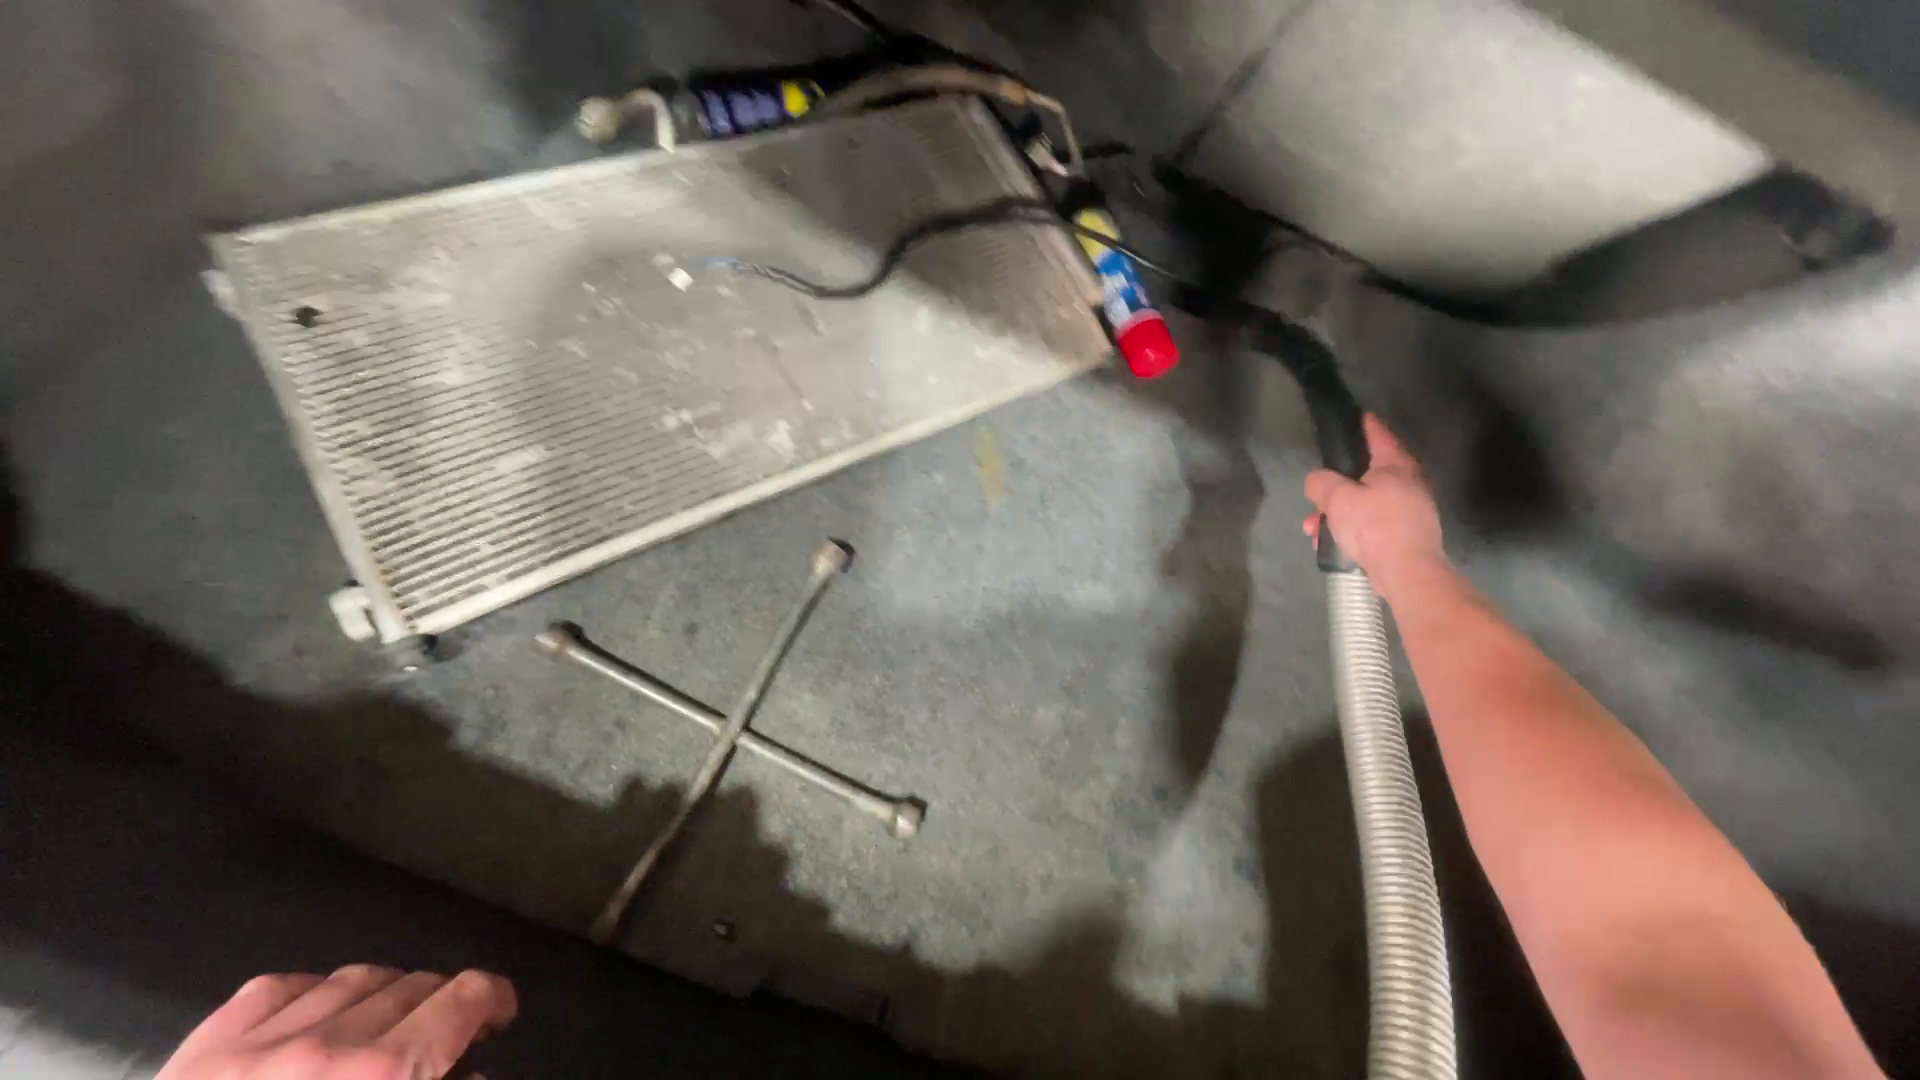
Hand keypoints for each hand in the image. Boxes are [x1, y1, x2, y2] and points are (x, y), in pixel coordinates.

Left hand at [156, 966, 516, 1079]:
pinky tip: (314, 1020)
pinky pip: (281, 986)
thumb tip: (476, 1073)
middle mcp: (332, 1043)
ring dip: (384, 996)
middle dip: (438, 1007)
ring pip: (358, 978)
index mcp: (383, 1076)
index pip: (466, 998)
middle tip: (437, 1041)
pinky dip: (313, 993)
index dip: (492, 999)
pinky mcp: (203, 1047)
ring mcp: (261, 1040)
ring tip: (379, 1028)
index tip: (497, 1018)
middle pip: (418, 983)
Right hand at [1302, 414, 1447, 594]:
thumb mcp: (1336, 498)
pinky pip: (1372, 524)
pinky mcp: (1406, 535)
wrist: (1407, 572)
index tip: (1357, 416)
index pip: (1379, 435)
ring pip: (1365, 503)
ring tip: (1314, 529)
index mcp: (1396, 466)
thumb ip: (1321, 483)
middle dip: (1336, 487)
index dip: (1364, 424)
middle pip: (1366, 475)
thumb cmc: (1374, 526)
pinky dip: (1351, 529)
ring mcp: (1410, 511)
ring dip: (1338, 514)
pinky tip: (1332, 543)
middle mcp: (1409, 483)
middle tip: (1316, 496)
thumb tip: (1317, 480)